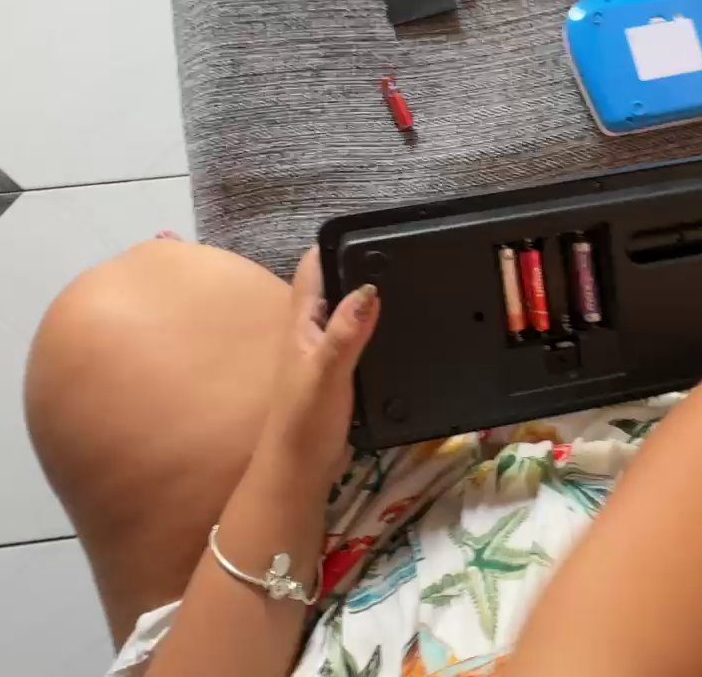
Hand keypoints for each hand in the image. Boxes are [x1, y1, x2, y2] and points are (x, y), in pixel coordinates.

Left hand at [251, 247, 380, 498]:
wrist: (299, 472)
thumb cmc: (306, 420)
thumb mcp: (328, 371)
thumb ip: (347, 330)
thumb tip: (370, 288)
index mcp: (302, 322)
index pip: (312, 269)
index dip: (332, 245)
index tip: (365, 230)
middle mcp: (310, 330)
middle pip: (330, 285)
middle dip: (355, 266)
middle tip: (395, 251)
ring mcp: (323, 352)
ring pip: (344, 311)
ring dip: (364, 296)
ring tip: (403, 281)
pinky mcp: (338, 372)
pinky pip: (355, 336)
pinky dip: (372, 325)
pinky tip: (395, 329)